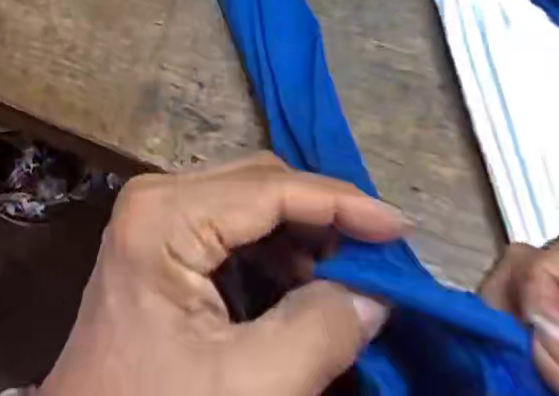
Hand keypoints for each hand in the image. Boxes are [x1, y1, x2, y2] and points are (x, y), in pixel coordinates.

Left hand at [39, 153, 408, 395]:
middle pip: (261, 183)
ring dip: (304, 233)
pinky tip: (304, 283)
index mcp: (165, 213)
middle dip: (323, 216)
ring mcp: (157, 212)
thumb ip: (319, 332)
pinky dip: (277, 250)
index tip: (400, 228)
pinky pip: (234, 224)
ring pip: (252, 199)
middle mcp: (159, 193)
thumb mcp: (245, 387)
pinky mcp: (162, 238)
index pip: (270, 188)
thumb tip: (377, 293)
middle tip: (380, 255)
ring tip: (349, 274)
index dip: (341, 203)